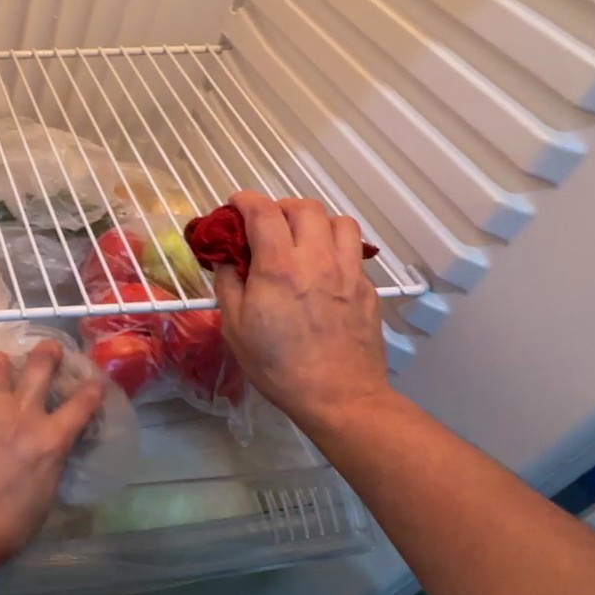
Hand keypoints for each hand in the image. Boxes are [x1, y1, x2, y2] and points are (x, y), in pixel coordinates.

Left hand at [0, 340, 105, 572]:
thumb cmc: (12, 523)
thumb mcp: (48, 491)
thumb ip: (53, 458)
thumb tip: (53, 445)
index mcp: (51, 439)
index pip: (82, 403)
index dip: (93, 389)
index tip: (96, 381)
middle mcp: (21, 416)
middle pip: (39, 369)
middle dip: (48, 353)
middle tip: (50, 347)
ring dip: (2, 361)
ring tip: (3, 358)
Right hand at [212, 191, 393, 433]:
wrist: (337, 395)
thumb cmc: (277, 364)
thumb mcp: (234, 326)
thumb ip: (228, 284)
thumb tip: (227, 260)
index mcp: (279, 267)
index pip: (264, 211)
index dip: (245, 200)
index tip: (235, 204)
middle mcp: (317, 259)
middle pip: (304, 207)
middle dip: (280, 207)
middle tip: (265, 223)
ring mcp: (348, 271)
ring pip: (338, 221)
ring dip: (314, 221)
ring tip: (300, 238)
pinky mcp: (366, 288)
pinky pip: (353, 250)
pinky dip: (333, 246)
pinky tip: (321, 267)